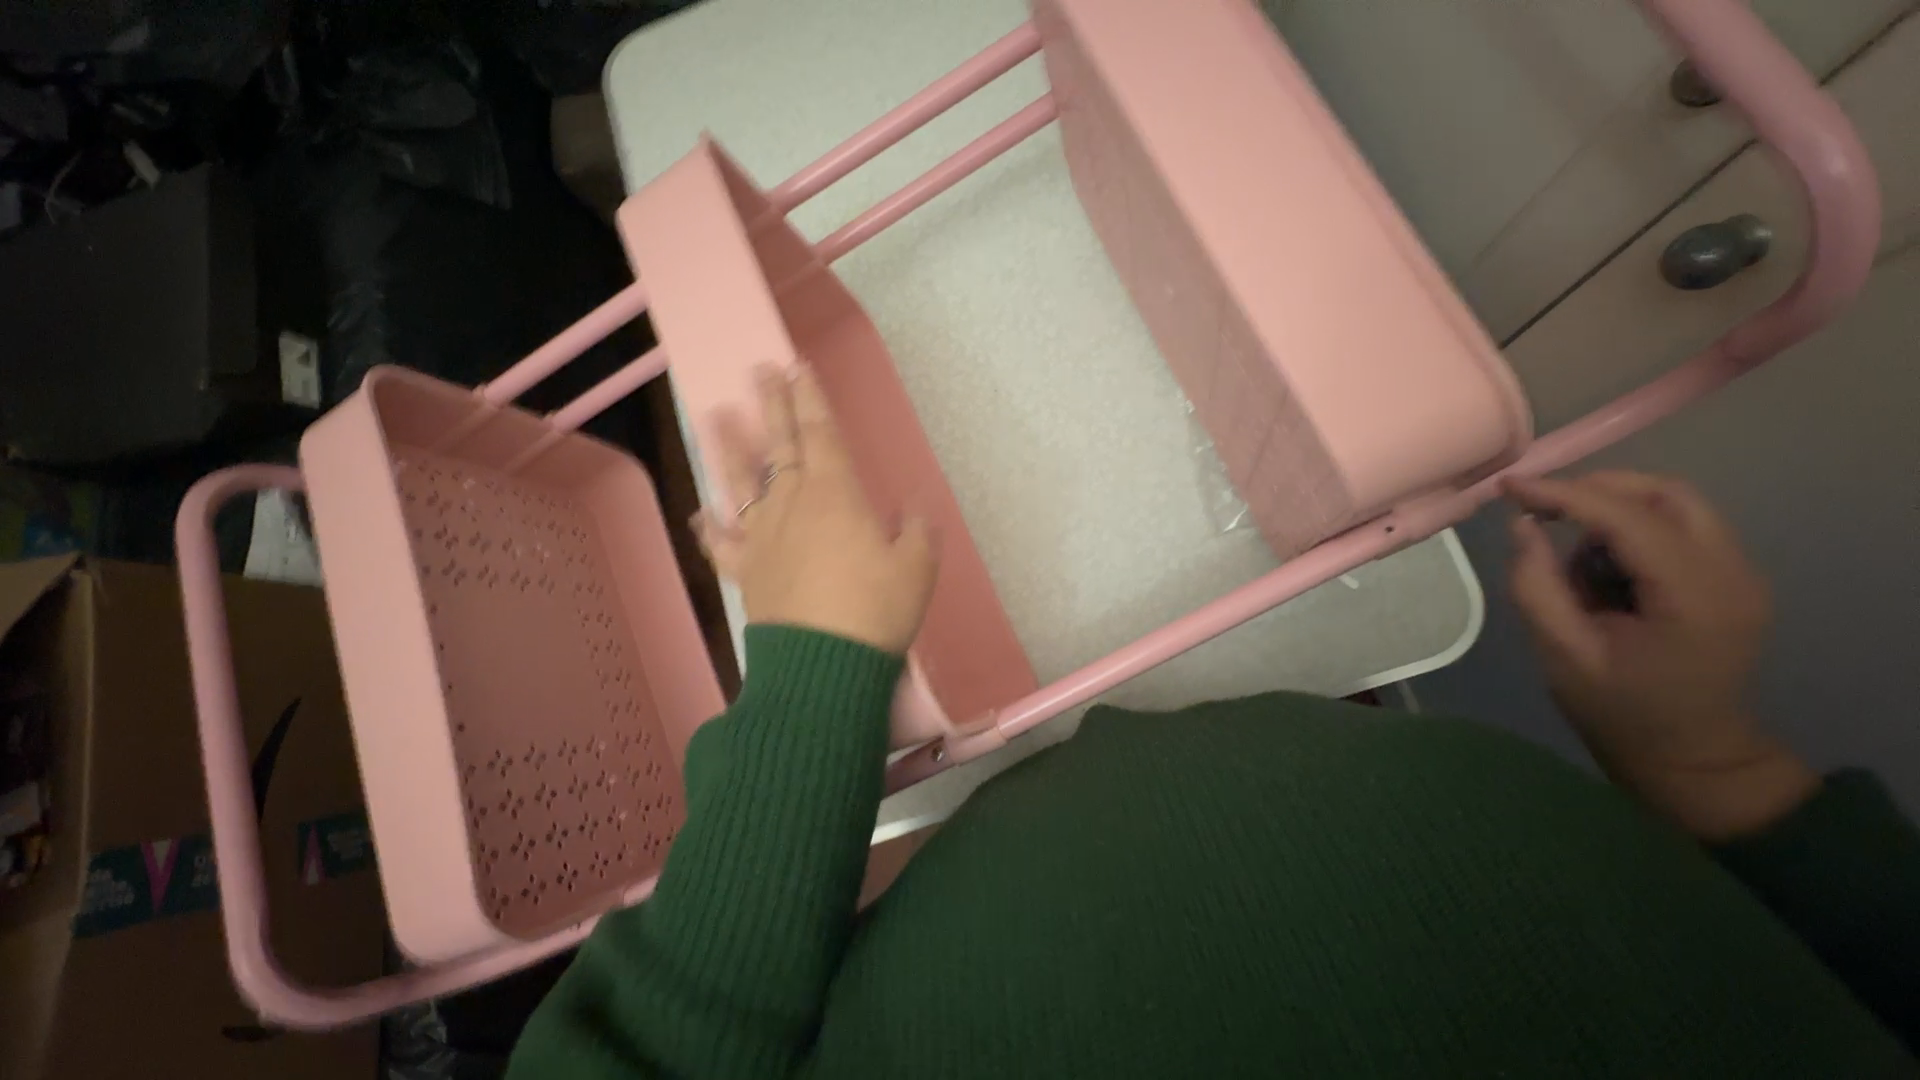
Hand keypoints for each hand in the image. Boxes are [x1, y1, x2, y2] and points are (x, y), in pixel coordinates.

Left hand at [694, 363, 937, 654]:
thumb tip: (909, 510)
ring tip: (714, 418)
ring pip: (742, 485)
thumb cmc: (877, 608)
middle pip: (781, 447)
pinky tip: (699, 515)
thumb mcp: (917, 567)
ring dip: (730, 450)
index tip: (798, 367)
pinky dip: (711, 530)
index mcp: (836, 495)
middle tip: (760, 371)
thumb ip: (914, 531)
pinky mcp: (748, 574)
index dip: (811, 399)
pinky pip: (724, 547)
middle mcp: (794, 506)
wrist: (826, 663)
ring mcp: (764, 538)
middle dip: (773, 406)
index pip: (821, 434)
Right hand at [1504, 471, 1815, 838]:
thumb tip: (1523, 524)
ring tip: (1574, 563)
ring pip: (1674, 505)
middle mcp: (1732, 573)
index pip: (1628, 517)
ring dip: (1613, 513)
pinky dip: (1631, 531)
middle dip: (1596, 490)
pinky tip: (1603, 572)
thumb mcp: (1562, 653)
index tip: (1509, 486)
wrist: (1692, 755)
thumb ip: (1536, 584)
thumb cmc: (1620, 711)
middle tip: (1540, 509)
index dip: (1565, 494)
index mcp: (1693, 596)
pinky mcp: (1730, 578)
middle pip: (1666, 494)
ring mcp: (1740, 573)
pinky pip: (1678, 528)